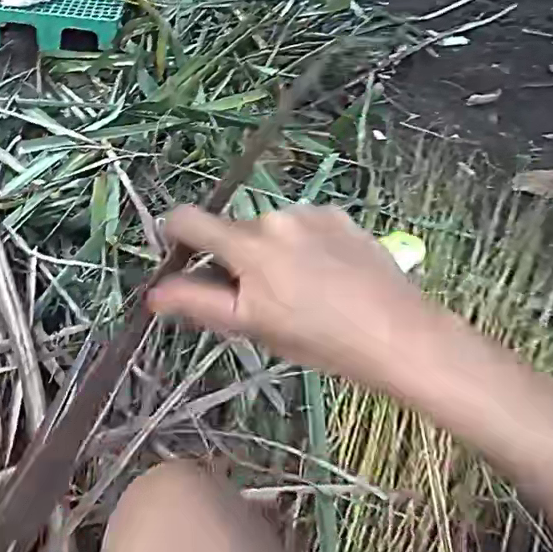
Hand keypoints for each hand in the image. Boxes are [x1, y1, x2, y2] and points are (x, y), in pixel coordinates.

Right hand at [149, 205, 466, 388]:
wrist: (400, 334)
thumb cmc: (319, 339)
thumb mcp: (252, 326)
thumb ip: (197, 303)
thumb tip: (153, 294)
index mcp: (247, 245)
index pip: (188, 219)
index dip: (175, 232)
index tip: (181, 253)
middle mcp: (273, 217)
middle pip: (234, 230)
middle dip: (237, 257)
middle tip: (263, 296)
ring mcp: (310, 212)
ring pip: (271, 228)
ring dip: (273, 250)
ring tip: (304, 288)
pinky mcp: (338, 214)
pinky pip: (304, 225)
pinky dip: (305, 244)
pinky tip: (329, 274)